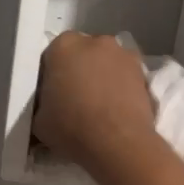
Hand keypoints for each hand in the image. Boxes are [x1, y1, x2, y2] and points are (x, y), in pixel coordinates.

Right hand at [33, 32, 160, 173]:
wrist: (118, 142)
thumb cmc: (71, 127)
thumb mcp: (39, 121)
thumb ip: (41, 105)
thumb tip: (47, 109)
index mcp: (63, 46)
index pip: (52, 56)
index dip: (51, 77)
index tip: (52, 96)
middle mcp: (94, 41)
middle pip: (82, 55)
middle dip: (79, 71)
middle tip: (75, 100)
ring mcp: (123, 54)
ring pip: (106, 63)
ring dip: (102, 77)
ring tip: (100, 106)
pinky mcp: (144, 71)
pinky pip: (126, 76)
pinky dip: (122, 87)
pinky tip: (117, 109)